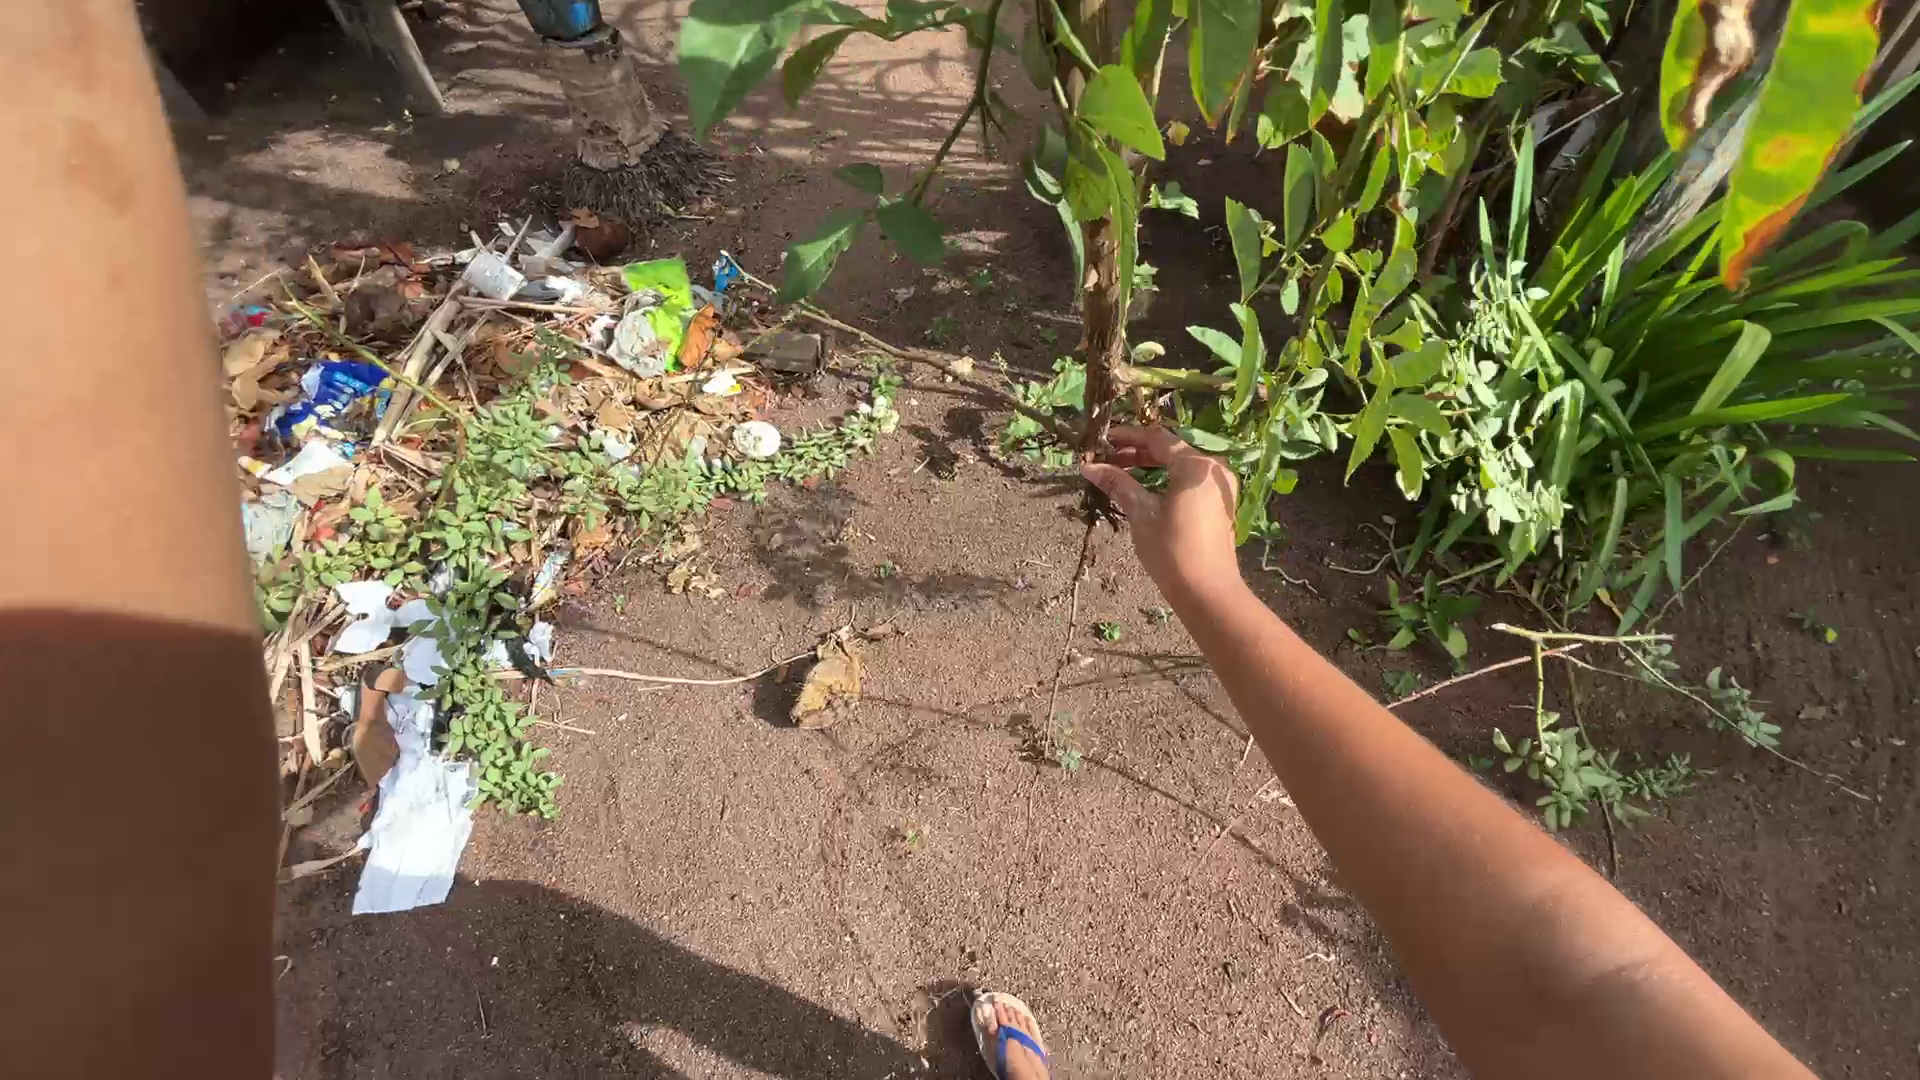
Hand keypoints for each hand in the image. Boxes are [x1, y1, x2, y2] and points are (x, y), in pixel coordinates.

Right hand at [1080, 426, 1245, 606]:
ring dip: (1151, 466)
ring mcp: (1220, 486)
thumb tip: (1088, 465)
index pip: (1158, 438)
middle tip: (1108, 458)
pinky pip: (1189, 480)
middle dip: (1138, 451)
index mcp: (1196, 465)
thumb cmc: (1172, 550)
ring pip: (1180, 464)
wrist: (1207, 591)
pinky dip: (1166, 479)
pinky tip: (1145, 487)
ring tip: (1121, 471)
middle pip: (1171, 449)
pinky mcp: (1219, 503)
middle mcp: (1213, 469)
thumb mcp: (1141, 513)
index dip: (1128, 436)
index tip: (1104, 440)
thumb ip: (1118, 483)